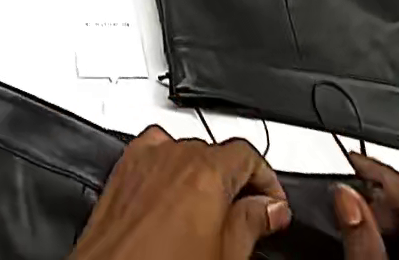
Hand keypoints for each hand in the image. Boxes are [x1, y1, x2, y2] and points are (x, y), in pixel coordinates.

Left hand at [69, 126, 290, 259]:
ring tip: (208, 214)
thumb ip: (251, 224)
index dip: (266, 179)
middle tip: (247, 216)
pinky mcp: (125, 165)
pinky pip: (155, 151)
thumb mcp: (224, 258)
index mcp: (206, 172)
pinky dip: (169, 166)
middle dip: (235, 182)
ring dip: (202, 175)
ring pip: (186, 152)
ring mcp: (147, 156)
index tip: (273, 202)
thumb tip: (269, 208)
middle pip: (217, 153)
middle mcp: (175, 154)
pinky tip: (172, 195)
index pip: (247, 154)